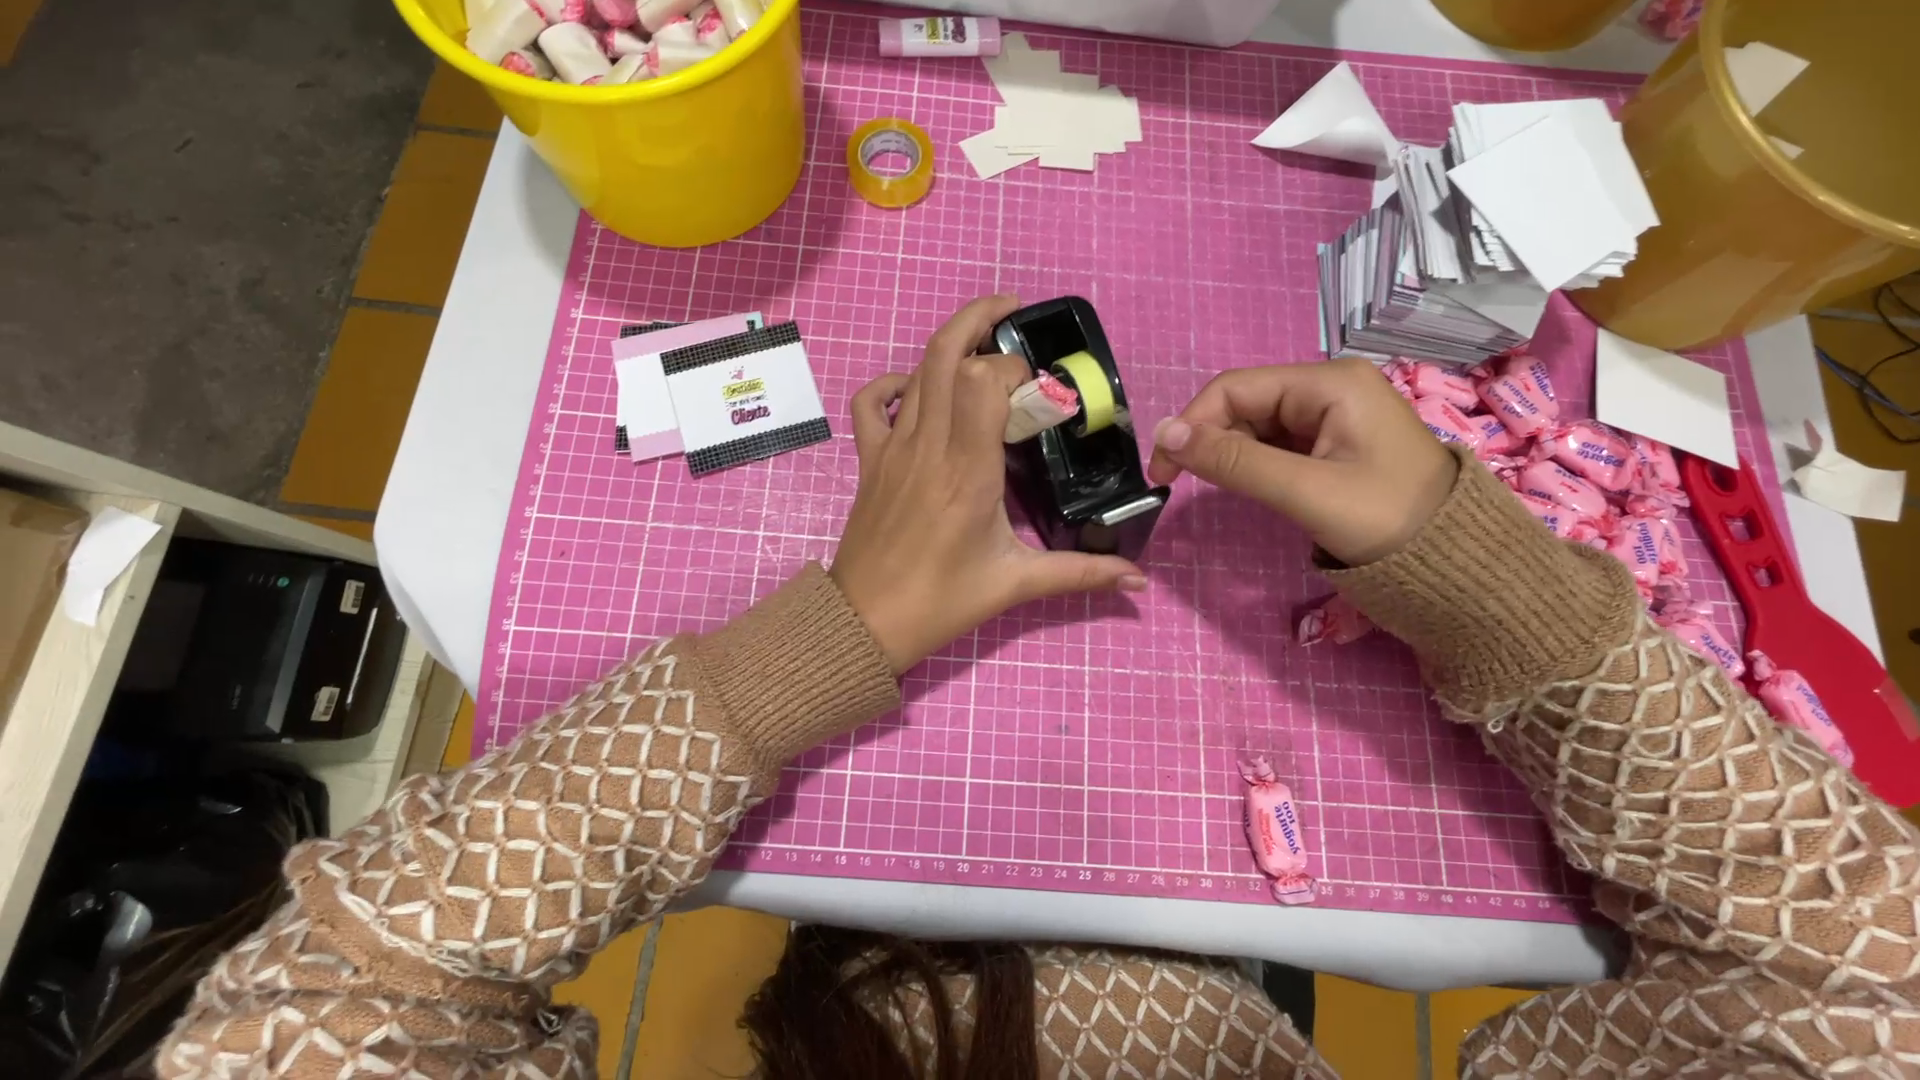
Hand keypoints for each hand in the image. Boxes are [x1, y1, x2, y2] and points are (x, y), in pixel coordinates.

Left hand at [831, 295, 1147, 673]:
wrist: (865, 622)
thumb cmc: (941, 602)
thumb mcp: (1016, 584)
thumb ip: (1082, 574)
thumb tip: (1139, 582)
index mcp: (968, 470)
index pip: (984, 380)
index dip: (1014, 369)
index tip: (1038, 396)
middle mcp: (928, 445)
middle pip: (945, 353)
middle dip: (979, 319)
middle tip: (1012, 314)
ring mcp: (892, 449)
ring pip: (915, 371)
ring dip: (949, 345)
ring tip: (981, 342)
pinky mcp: (870, 460)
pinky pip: (871, 403)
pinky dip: (893, 384)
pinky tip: (918, 392)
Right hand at [1146, 359, 1458, 565]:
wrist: (1458, 564)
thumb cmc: (1386, 521)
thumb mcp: (1304, 491)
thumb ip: (1233, 461)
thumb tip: (1164, 434)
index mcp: (1330, 384)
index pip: (1235, 389)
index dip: (1191, 424)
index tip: (1162, 471)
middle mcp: (1330, 388)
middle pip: (1244, 404)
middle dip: (1210, 440)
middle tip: (1184, 486)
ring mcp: (1335, 416)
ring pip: (1257, 426)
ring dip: (1231, 454)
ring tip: (1223, 489)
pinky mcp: (1335, 443)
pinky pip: (1278, 444)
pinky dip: (1255, 464)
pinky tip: (1250, 485)